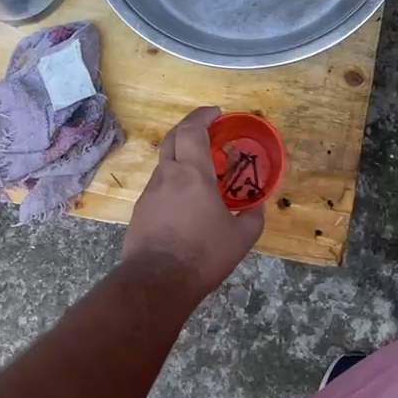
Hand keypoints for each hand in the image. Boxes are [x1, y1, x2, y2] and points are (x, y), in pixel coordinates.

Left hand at [122, 106, 264, 302]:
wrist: (156, 284)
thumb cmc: (202, 254)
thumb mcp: (240, 238)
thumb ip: (253, 217)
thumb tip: (258, 207)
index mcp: (193, 172)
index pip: (192, 129)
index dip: (203, 116)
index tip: (216, 113)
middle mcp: (168, 175)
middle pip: (172, 137)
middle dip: (188, 128)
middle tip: (206, 131)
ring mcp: (149, 193)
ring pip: (164, 163)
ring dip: (180, 157)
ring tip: (198, 171)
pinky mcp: (139, 212)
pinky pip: (157, 186)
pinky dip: (171, 182)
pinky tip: (184, 202)